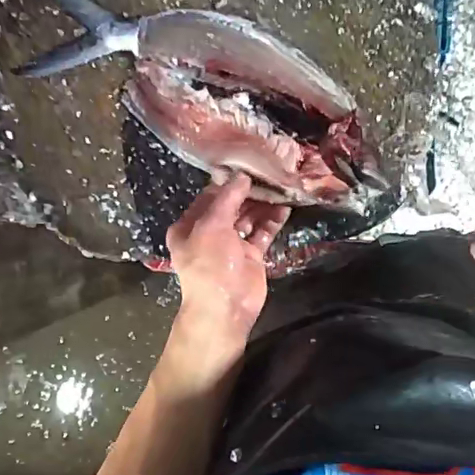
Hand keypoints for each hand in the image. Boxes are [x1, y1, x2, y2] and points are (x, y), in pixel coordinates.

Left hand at [166, 173, 289, 346]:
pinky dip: (272, 221)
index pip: (210, 196)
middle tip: (270, 175)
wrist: (225, 307)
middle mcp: (210, 232)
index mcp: (190, 225)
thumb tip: (242, 177)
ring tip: (281, 188)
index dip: (229, 182)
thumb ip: (227, 199)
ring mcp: (232, 245)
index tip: (248, 166)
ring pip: (249, 218)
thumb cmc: (210, 264)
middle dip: (249, 192)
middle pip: (232, 206)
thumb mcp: (211, 226)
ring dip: (263, 205)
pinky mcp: (252, 256)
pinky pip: (262, 233)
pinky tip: (284, 208)